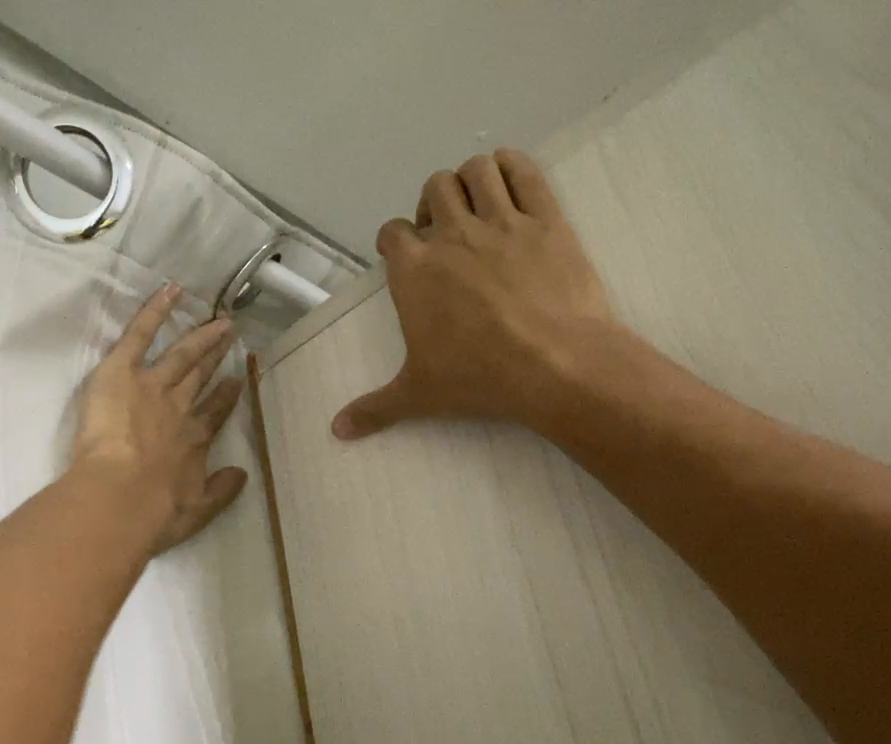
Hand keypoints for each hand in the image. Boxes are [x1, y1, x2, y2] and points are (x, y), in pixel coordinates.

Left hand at [72, 283, 248, 552]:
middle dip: (215, 357)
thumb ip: (221, 492)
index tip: (235, 383)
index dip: (225, 398)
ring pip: (180, 354)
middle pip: (199, 377)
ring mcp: (152, 385)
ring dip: (199, 336)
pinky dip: (155, 310)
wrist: (120, 497)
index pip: (213, 414)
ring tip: (216, 321)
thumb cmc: (154, 512)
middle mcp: (178, 408)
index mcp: (194, 441)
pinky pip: (140, 334)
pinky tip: (170, 290)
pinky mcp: (122, 371)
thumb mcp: (197, 511)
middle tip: (229, 336)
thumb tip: (241, 474)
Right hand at [332, 149, 620, 440]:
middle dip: (434, 204)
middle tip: (445, 234)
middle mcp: (452, 235)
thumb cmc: (477, 378)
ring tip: (478, 207)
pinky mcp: (546, 218)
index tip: (405, 256)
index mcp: (414, 271)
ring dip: (472, 180)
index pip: (392, 233)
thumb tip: (337, 430)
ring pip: (477, 171)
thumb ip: (374, 407)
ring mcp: (501, 222)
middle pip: (434, 189)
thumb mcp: (418, 395)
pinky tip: (509, 178)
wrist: (553, 364)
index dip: (395, 240)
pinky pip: (525, 171)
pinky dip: (513, 166)